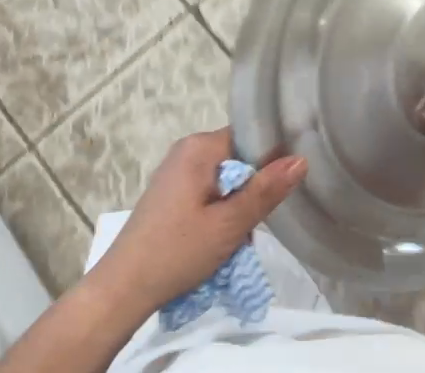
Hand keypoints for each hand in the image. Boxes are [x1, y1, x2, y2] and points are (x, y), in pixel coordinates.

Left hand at [88, 127, 306, 315]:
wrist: (123, 289)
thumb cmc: (177, 251)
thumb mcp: (229, 225)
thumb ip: (265, 191)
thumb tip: (301, 158)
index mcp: (199, 147)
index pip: (249, 137)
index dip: (271, 159)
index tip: (285, 187)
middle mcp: (186, 150)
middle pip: (238, 159)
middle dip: (253, 190)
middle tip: (255, 223)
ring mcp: (176, 172)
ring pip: (225, 180)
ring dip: (236, 206)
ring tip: (237, 238)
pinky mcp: (171, 194)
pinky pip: (208, 193)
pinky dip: (219, 213)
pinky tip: (218, 240)